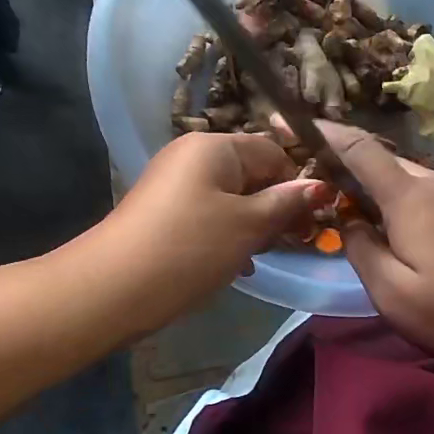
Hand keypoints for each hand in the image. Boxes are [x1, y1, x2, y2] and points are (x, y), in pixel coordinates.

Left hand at [89, 132, 331, 329]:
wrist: (114, 287)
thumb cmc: (190, 247)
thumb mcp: (248, 225)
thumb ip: (285, 203)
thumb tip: (319, 186)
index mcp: (214, 147)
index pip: (273, 152)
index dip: (297, 184)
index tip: (311, 222)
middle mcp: (192, 156)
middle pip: (251, 173)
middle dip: (273, 207)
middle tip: (287, 243)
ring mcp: (174, 184)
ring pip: (230, 198)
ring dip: (251, 225)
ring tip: (258, 256)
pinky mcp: (164, 212)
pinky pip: (208, 215)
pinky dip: (225, 235)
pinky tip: (233, 264)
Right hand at [323, 123, 433, 378]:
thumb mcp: (390, 292)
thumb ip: (358, 248)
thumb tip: (347, 221)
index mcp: (412, 196)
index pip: (359, 148)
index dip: (322, 133)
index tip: (287, 122)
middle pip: (380, 160)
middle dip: (342, 163)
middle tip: (309, 183)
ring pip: (401, 176)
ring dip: (369, 184)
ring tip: (340, 207)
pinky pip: (420, 191)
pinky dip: (393, 198)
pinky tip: (383, 225)